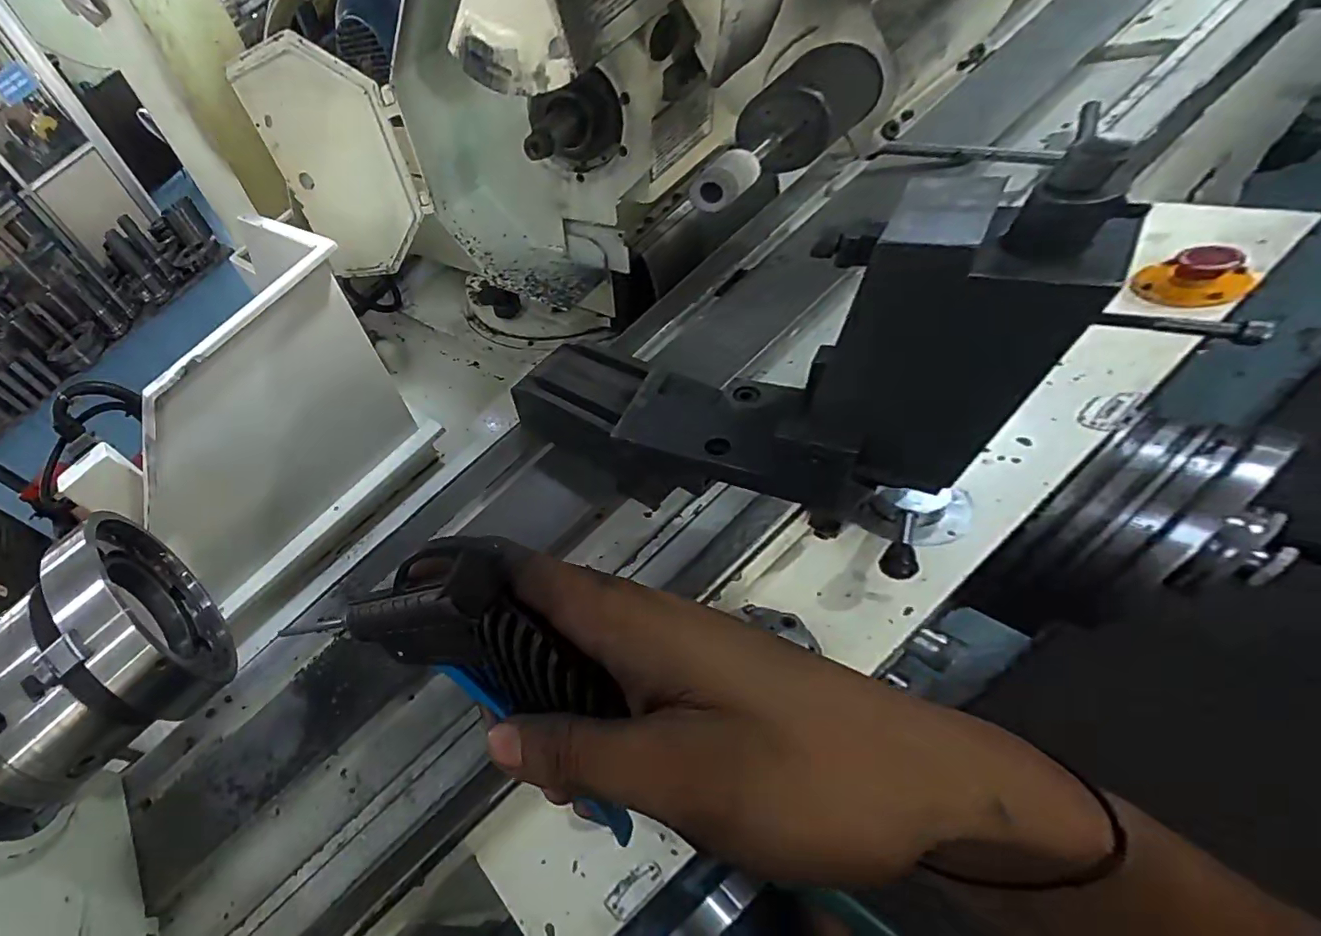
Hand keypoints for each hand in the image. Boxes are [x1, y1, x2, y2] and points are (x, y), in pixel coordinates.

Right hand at [485, 551, 1115, 887]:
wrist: (936, 786)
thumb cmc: (799, 772)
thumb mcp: (676, 776)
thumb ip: (577, 752)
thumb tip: (492, 735)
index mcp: (626, 618)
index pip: (526, 573)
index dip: (471, 578)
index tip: (424, 604)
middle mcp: (641, 613)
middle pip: (544, 608)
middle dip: (502, 650)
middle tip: (477, 706)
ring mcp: (672, 640)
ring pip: (581, 647)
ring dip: (549, 691)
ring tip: (541, 758)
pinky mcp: (697, 669)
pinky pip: (619, 675)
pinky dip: (591, 708)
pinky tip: (602, 766)